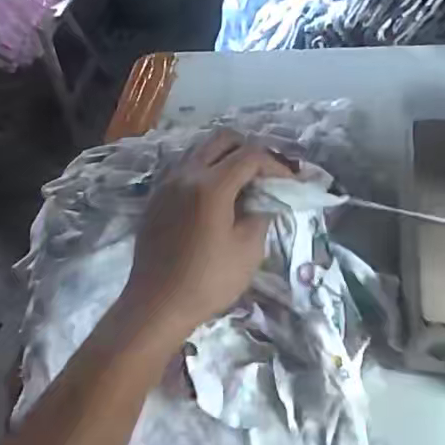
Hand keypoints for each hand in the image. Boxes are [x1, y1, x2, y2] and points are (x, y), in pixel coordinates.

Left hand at [115, 129, 289, 341]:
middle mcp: (185, 174)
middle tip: (265, 176)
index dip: (275, 165)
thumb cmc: (208, 281)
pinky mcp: (156, 197)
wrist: (157, 304)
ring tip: (242, 184)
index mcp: (211, 186)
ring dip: (225, 158)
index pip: (250, 155)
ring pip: (200, 150)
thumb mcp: (248, 250)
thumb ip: (261, 214)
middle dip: (249, 151)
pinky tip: (215, 197)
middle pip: (222, 139)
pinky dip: (205, 170)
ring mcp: (166, 183)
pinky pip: (184, 167)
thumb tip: (265, 199)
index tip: (289, 182)